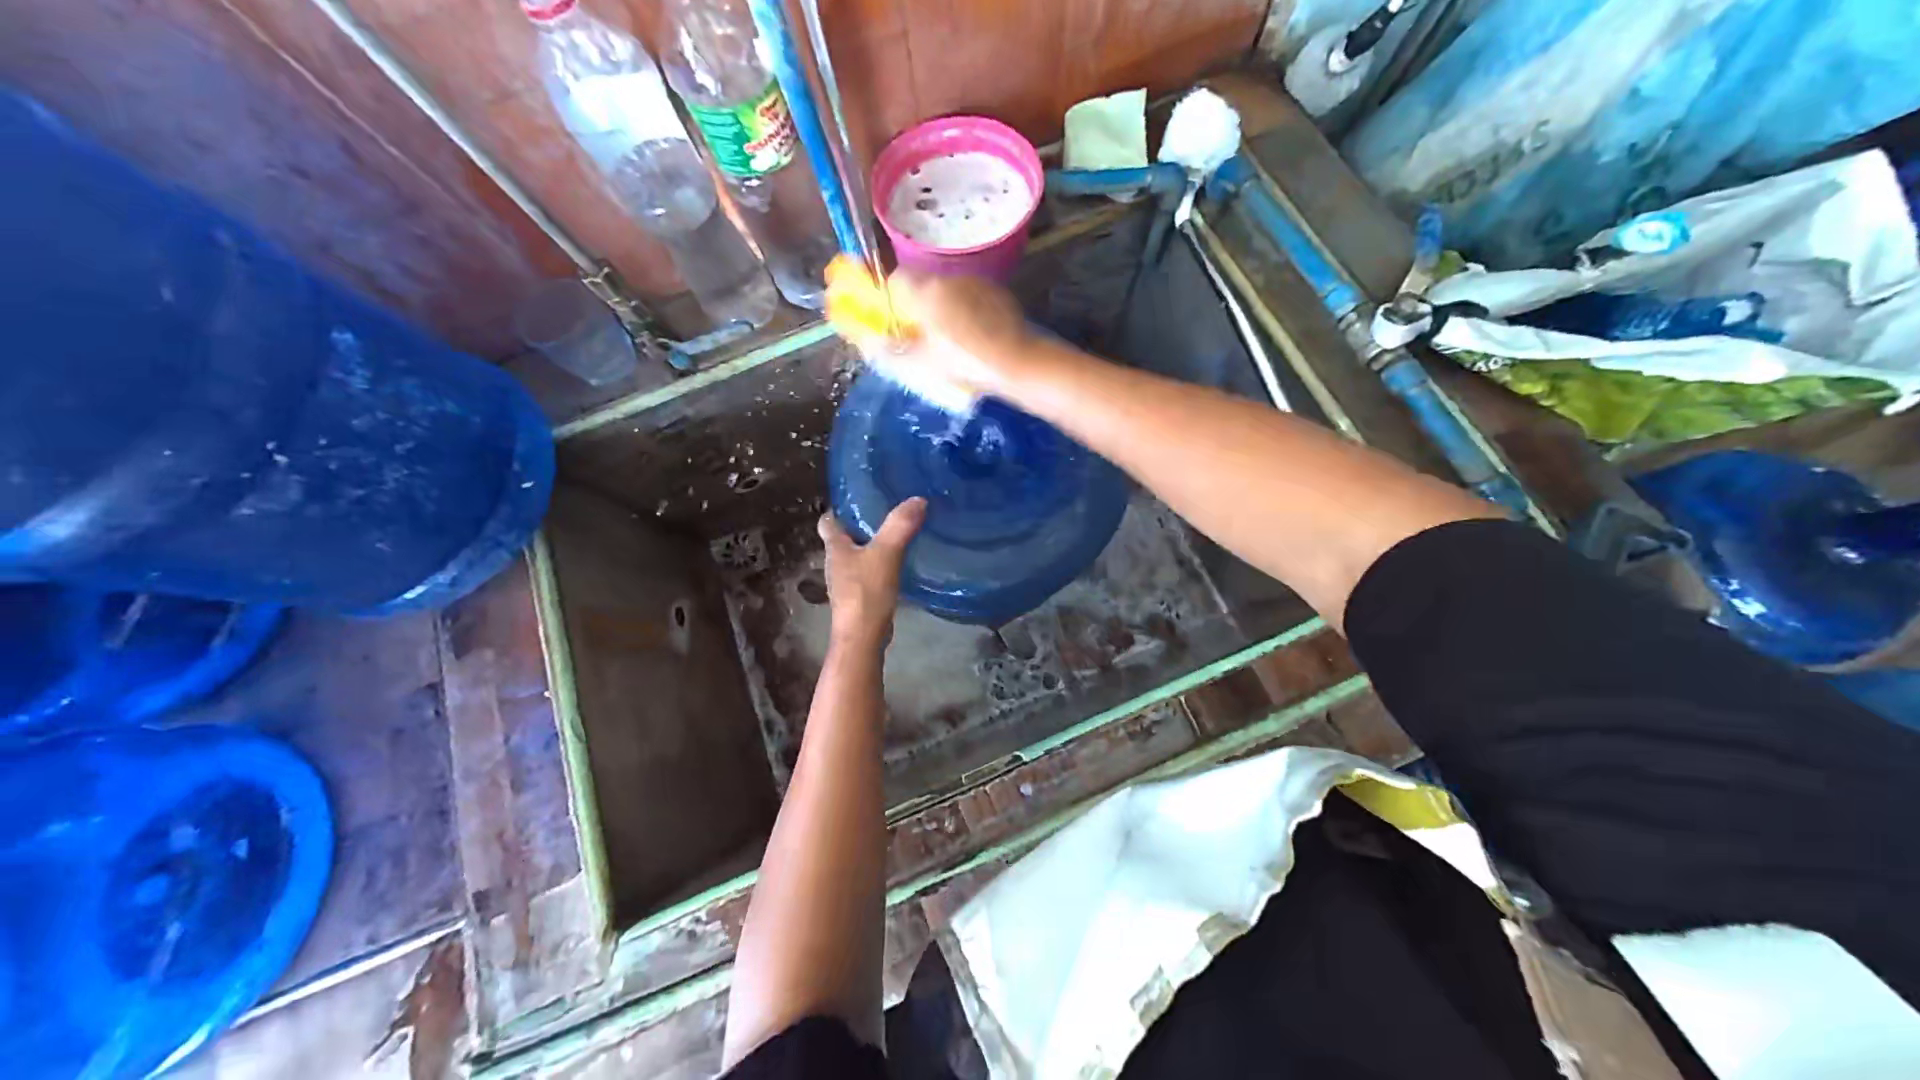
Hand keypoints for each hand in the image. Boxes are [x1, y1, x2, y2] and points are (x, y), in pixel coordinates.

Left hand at [818, 497, 925, 649]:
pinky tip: (897, 566)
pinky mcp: (858, 599)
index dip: (839, 509)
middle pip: (843, 539)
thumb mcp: (886, 552)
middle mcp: (835, 564)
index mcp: (835, 548)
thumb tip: (918, 499)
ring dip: (871, 548)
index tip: (859, 499)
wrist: (862, 637)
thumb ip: (900, 525)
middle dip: (860, 527)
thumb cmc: (866, 591)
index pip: (827, 521)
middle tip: (885, 514)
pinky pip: (867, 575)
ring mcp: (845, 584)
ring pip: (856, 558)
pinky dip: (879, 568)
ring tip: (895, 537)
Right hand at [887, 271, 1041, 397]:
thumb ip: (888, 352)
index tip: (897, 321)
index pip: (896, 278)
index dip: (892, 299)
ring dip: (943, 307)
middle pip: (923, 284)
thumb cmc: (965, 364)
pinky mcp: (998, 291)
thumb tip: (870, 344)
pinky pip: (971, 296)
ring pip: (948, 289)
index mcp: (927, 291)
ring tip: (951, 338)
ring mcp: (977, 282)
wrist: (1017, 363)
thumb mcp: (920, 365)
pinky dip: (966, 309)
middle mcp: (950, 278)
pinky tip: (974, 335)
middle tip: (922, 335)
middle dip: (918, 305)